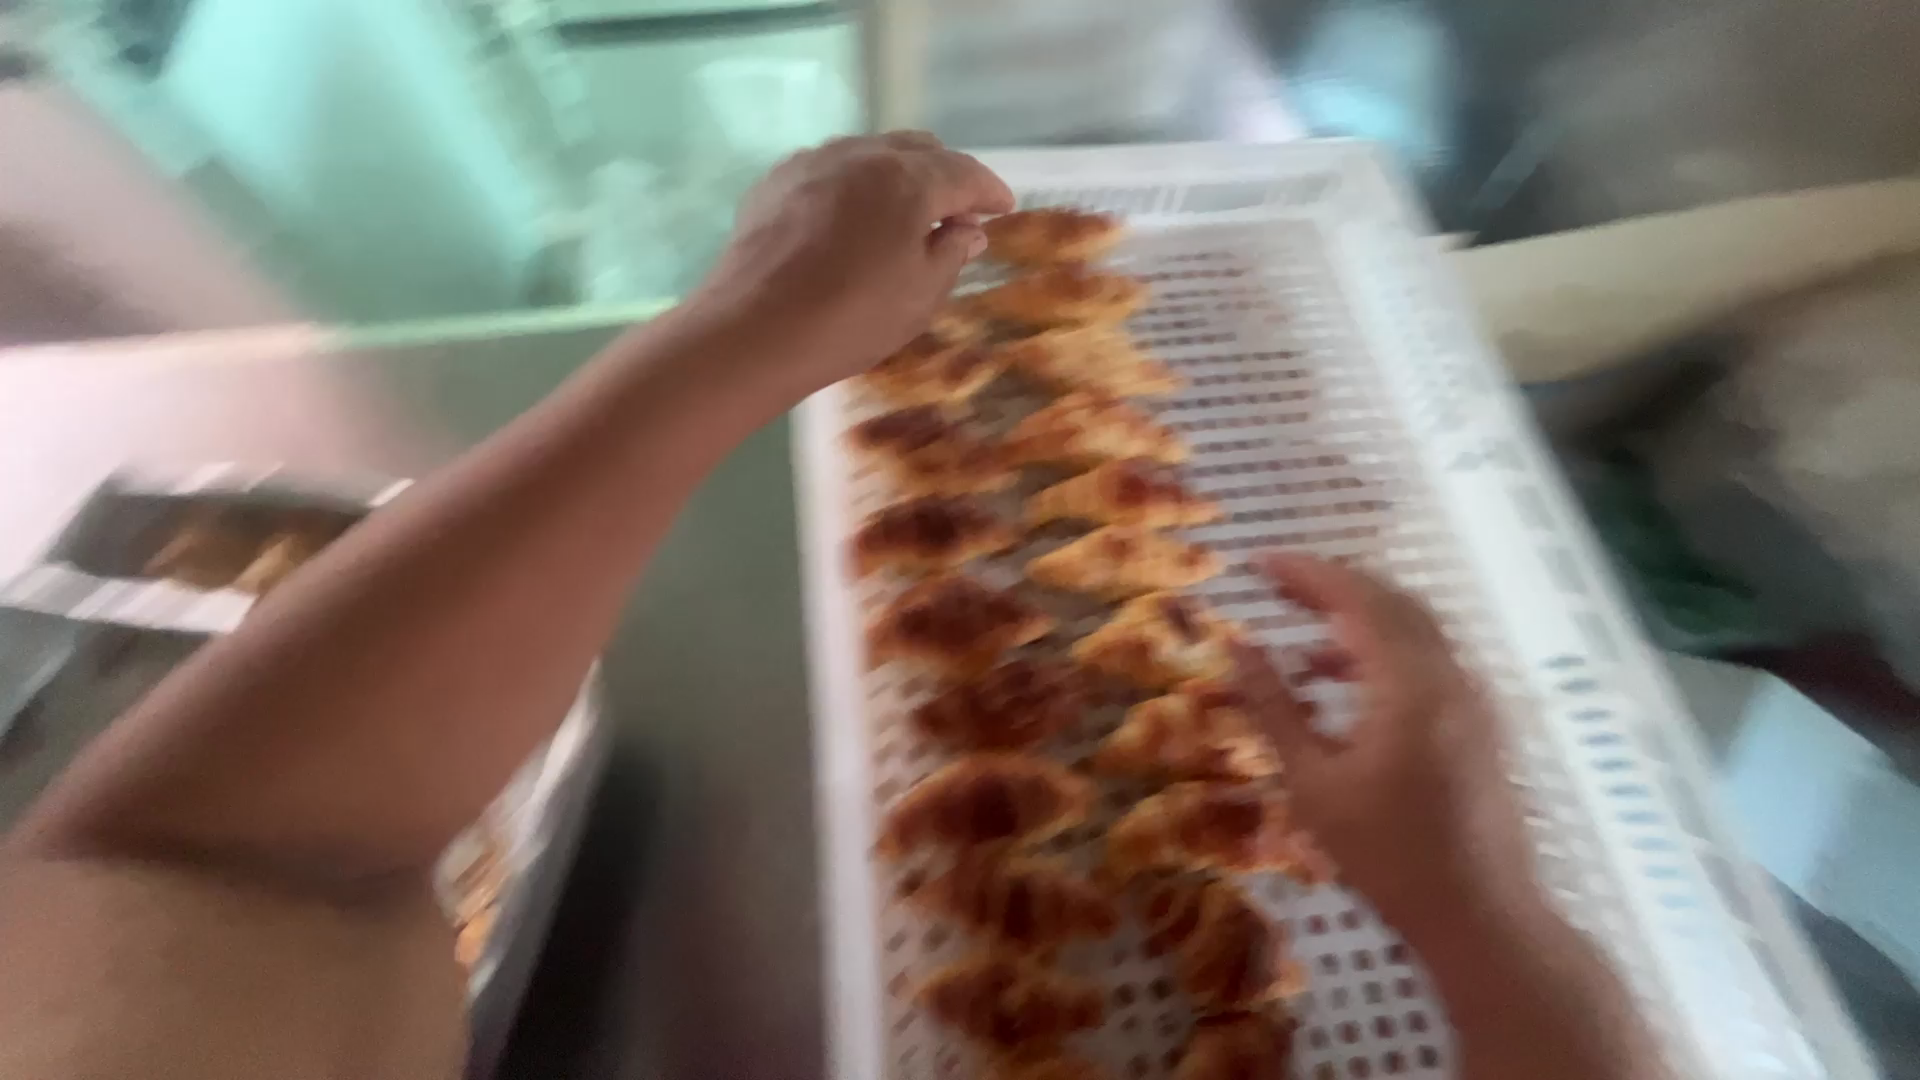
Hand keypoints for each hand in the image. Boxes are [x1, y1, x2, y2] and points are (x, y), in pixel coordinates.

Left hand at [689, 132, 1014, 396]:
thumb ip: (952, 253)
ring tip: (904, 213)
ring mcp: (813, 162)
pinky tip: (851, 220)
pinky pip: (831, 170)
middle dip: (945, 176)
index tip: (1004, 208)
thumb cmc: (853, 319)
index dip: (989, 191)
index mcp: (908, 180)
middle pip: (918, 150)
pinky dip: (855, 186)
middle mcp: (862, 155)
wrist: (756, 329)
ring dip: (898, 177)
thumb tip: (969, 229)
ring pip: (871, 154)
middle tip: (957, 212)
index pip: (964, 173)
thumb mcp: (921, 296)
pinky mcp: (776, 181)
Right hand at [1234, 554, 1540, 936]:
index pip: (1356, 600)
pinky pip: (1425, 658)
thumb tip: (1237, 646)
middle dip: (1328, 583)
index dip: (1304, 572)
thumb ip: (1273, 706)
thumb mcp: (1311, 782)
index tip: (1257, 562)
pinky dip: (1378, 648)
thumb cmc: (1387, 854)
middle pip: (1389, 601)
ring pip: (1412, 626)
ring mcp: (1472, 699)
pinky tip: (1336, 677)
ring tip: (1297, 626)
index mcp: (1410, 689)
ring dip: (1354, 615)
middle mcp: (1450, 679)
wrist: (1484, 919)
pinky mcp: (1478, 720)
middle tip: (1274, 583)